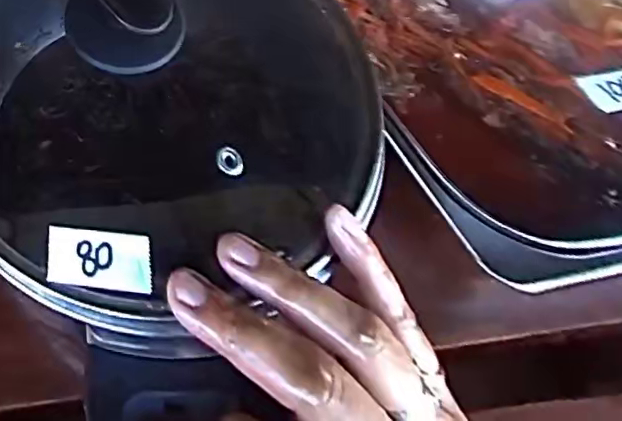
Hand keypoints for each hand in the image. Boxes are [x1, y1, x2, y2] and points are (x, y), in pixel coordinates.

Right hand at [167, 207, 463, 420]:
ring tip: (237, 250)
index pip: (309, 396)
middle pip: (324, 369)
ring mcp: (433, 408)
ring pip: (364, 328)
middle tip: (192, 287)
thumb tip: (208, 407)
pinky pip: (403, 315)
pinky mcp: (433, 385)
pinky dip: (366, 264)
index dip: (242, 352)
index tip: (188, 328)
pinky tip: (336, 220)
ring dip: (292, 284)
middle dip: (249, 324)